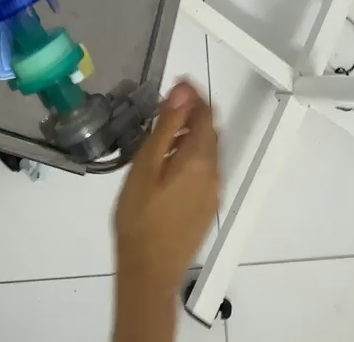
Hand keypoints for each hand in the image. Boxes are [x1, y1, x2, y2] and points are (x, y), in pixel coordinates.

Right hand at [113, 80, 220, 293]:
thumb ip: (167, 126)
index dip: (193, 93)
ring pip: (208, 150)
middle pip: (211, 131)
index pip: (206, 113)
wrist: (148, 273)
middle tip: (166, 102)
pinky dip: (192, 152)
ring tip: (164, 127)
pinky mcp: (205, 208)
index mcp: (200, 160)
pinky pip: (204, 169)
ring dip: (192, 132)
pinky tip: (169, 159)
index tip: (176, 81)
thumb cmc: (139, 217)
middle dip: (193, 111)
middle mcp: (213, 174)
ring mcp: (212, 193)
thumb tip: (182, 91)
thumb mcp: (146, 165)